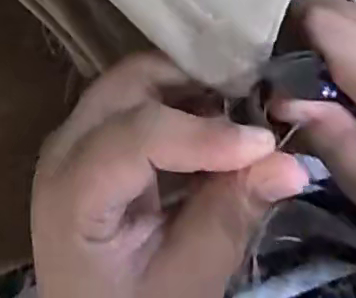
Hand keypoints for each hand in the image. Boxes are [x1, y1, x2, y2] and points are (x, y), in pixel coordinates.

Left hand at [31, 52, 307, 297]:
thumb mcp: (183, 282)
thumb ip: (229, 217)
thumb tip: (290, 163)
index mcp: (71, 192)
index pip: (137, 135)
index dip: (203, 132)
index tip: (262, 141)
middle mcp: (65, 145)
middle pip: (132, 85)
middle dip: (195, 85)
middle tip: (253, 106)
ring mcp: (76, 133)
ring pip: (135, 79)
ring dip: (189, 86)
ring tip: (240, 112)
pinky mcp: (94, 133)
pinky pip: (136, 94)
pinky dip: (179, 98)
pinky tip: (215, 119)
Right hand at [271, 0, 355, 248]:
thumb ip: (332, 139)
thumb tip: (281, 94)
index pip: (324, 24)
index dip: (293, 47)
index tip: (289, 82)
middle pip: (324, 1)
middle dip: (301, 33)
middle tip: (304, 76)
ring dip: (322, 20)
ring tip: (329, 62)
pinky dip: (343, 11)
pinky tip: (353, 46)